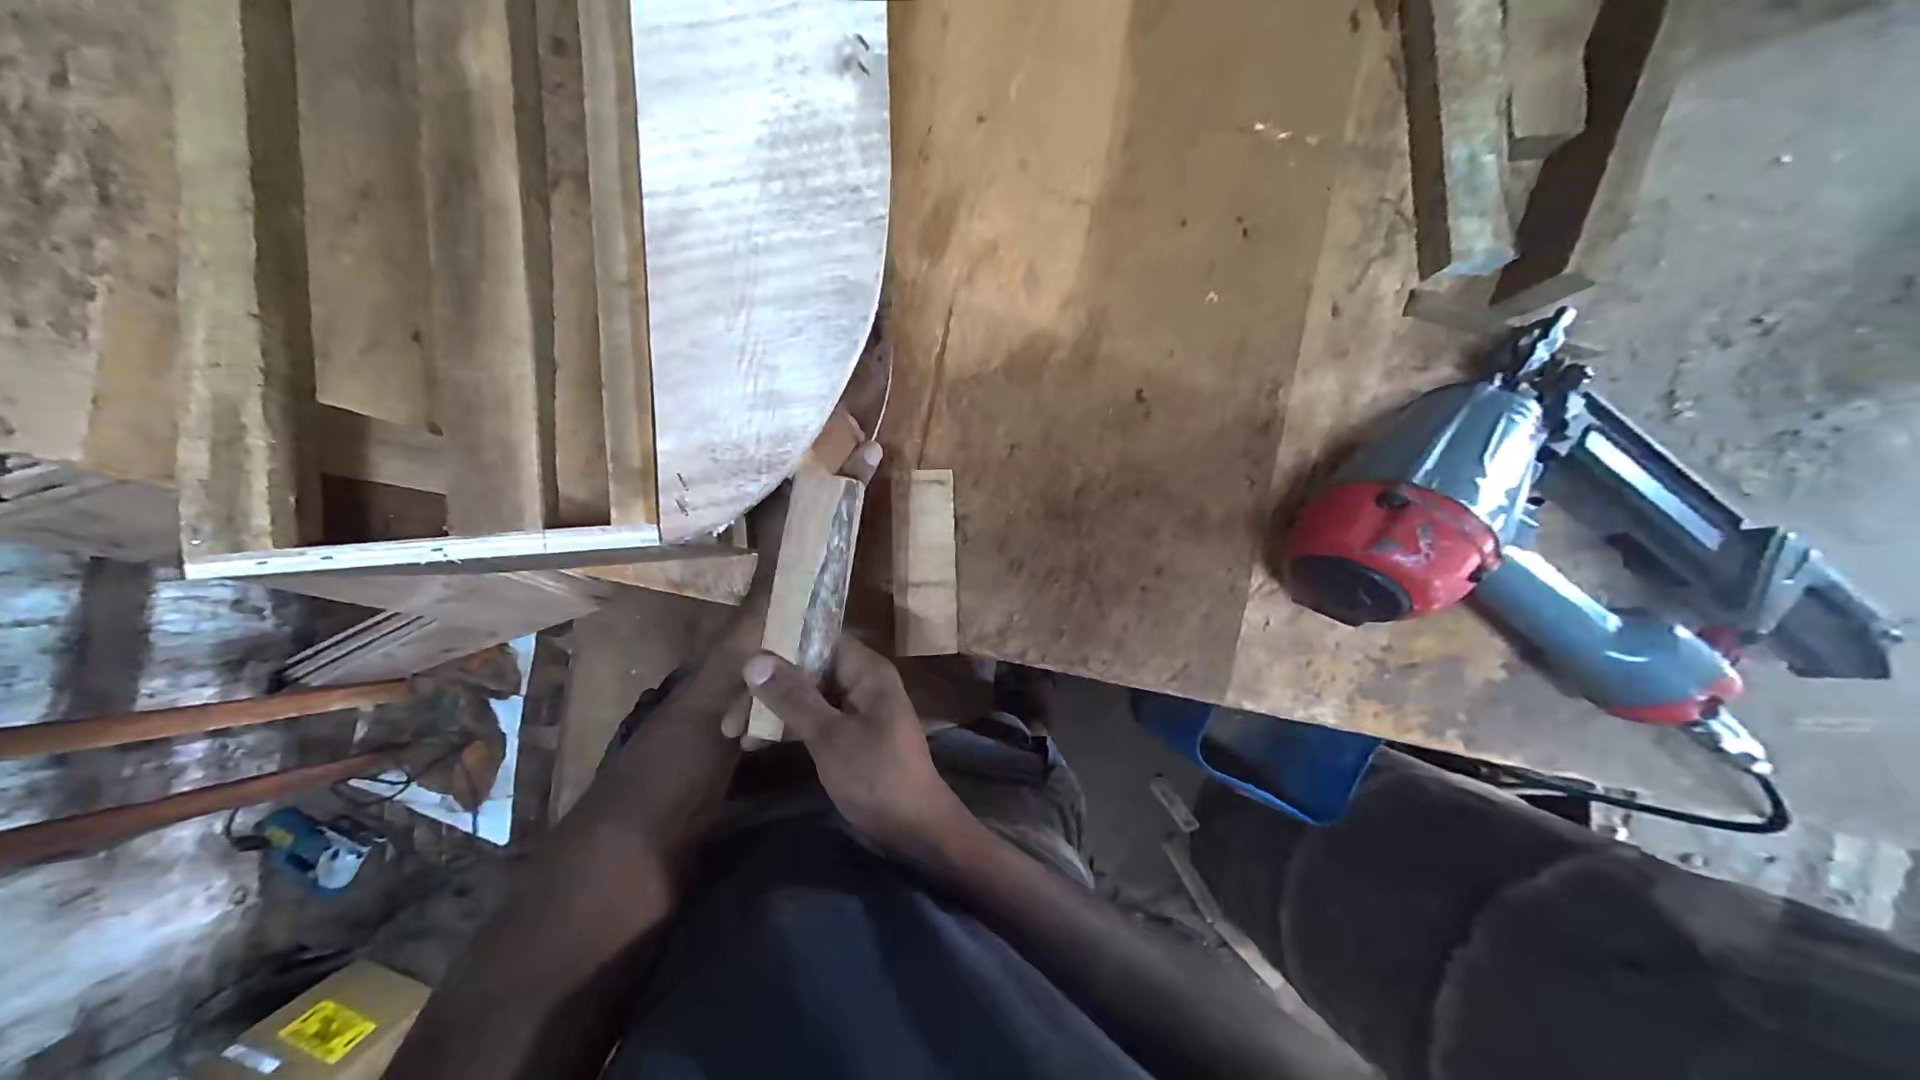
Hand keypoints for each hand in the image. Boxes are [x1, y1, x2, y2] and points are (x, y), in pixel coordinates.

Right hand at [741, 637, 972, 856]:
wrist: (914, 827)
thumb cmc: (876, 775)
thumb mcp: (829, 736)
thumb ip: (793, 697)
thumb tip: (754, 660)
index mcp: (867, 671)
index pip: (821, 639)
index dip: (783, 644)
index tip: (743, 659)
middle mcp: (863, 682)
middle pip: (810, 668)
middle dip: (770, 685)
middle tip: (730, 713)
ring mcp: (857, 709)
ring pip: (808, 695)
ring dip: (774, 709)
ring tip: (733, 730)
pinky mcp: (850, 735)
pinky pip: (815, 718)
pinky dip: (789, 727)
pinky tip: (756, 742)